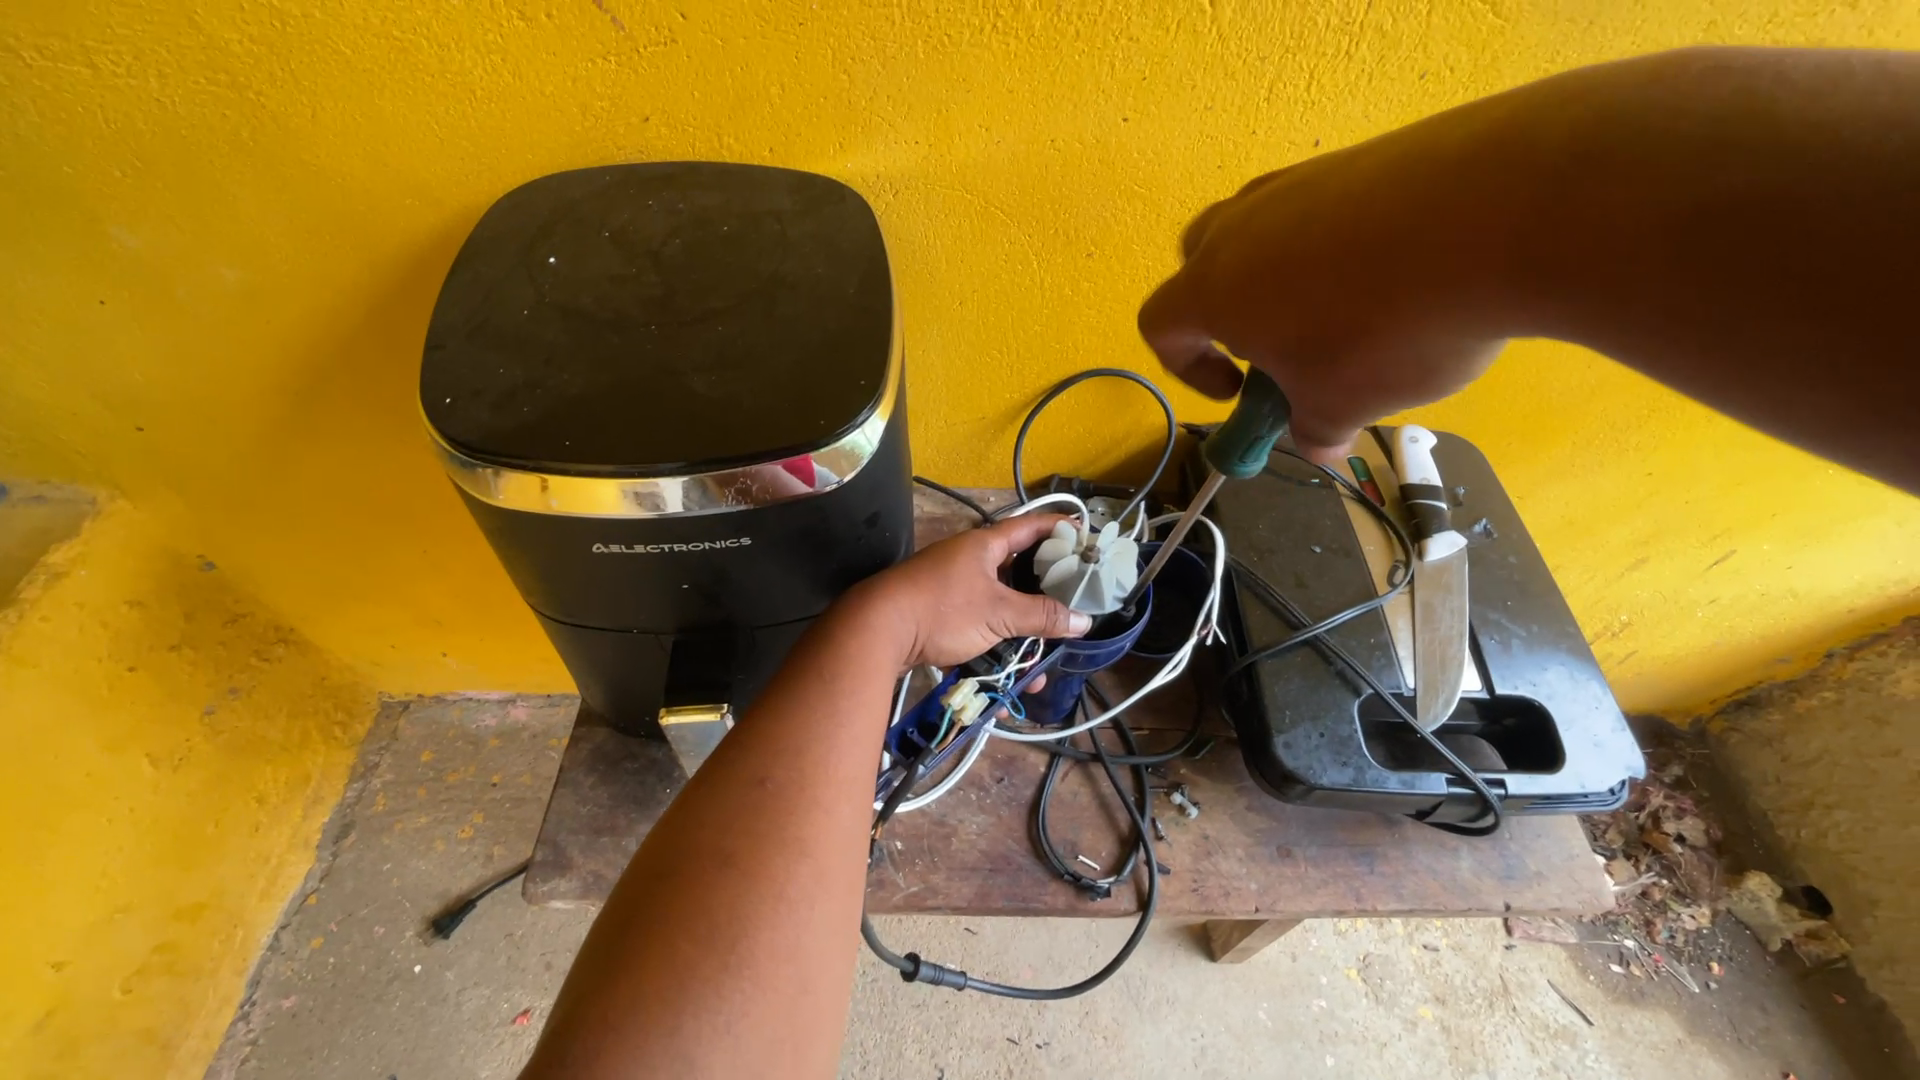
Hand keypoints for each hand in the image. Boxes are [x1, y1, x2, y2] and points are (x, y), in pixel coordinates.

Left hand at [842, 513, 1091, 670]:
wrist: (878, 629)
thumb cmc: (943, 609)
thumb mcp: (999, 612)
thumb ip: (1041, 616)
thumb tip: (1083, 621)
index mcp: (984, 545)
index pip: (1031, 527)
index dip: (1061, 528)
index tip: (1087, 535)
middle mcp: (969, 560)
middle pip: (1017, 569)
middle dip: (1045, 592)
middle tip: (1073, 602)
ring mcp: (952, 587)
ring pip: (999, 605)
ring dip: (1021, 630)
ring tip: (1043, 656)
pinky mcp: (940, 615)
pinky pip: (978, 626)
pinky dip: (995, 645)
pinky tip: (1008, 673)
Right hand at [1136, 98, 1525, 461]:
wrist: (1502, 209)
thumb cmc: (1385, 329)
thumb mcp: (1343, 403)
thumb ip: (1317, 431)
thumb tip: (1322, 449)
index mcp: (1213, 289)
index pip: (1159, 325)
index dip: (1187, 367)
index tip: (1238, 391)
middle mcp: (1243, 226)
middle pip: (1198, 260)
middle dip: (1221, 306)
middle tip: (1274, 339)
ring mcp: (1304, 180)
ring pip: (1264, 226)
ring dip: (1283, 270)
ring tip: (1347, 304)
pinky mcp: (1365, 153)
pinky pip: (1328, 203)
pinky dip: (1343, 238)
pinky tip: (1401, 265)